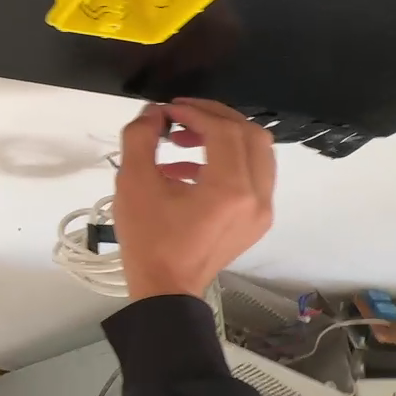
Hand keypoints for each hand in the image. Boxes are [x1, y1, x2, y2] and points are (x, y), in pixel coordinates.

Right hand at [115, 98, 275, 300]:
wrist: (165, 285)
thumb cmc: (148, 236)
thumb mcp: (133, 182)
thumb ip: (140, 139)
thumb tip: (153, 113)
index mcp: (230, 189)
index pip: (224, 131)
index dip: (194, 112)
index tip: (164, 110)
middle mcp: (258, 197)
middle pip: (253, 136)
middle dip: (215, 117)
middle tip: (180, 114)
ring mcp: (262, 210)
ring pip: (258, 155)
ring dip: (223, 137)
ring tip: (182, 139)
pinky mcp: (256, 219)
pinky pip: (252, 176)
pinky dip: (225, 160)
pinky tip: (186, 169)